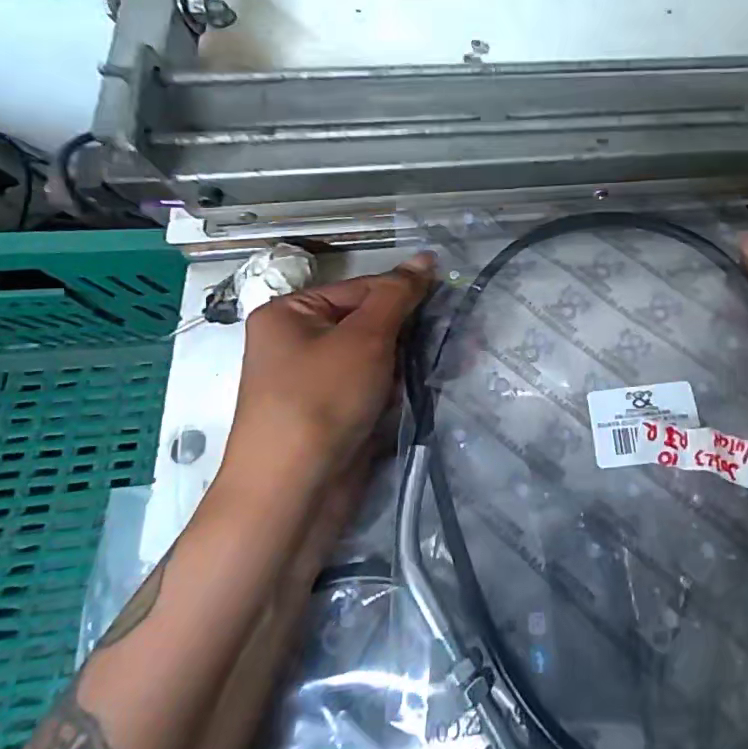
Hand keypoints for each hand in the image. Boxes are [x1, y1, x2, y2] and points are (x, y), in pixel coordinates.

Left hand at [223, 256, 434, 487]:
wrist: (293, 491)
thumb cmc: (322, 400)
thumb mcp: (364, 338)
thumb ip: (398, 296)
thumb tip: (426, 257)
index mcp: (291, 313)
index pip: (362, 288)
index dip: (405, 294)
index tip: (449, 300)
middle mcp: (299, 342)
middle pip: (370, 322)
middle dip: (412, 332)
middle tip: (456, 335)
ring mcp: (317, 380)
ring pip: (376, 357)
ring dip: (410, 361)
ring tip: (452, 362)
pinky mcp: (335, 412)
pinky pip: (373, 387)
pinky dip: (398, 388)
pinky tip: (425, 389)